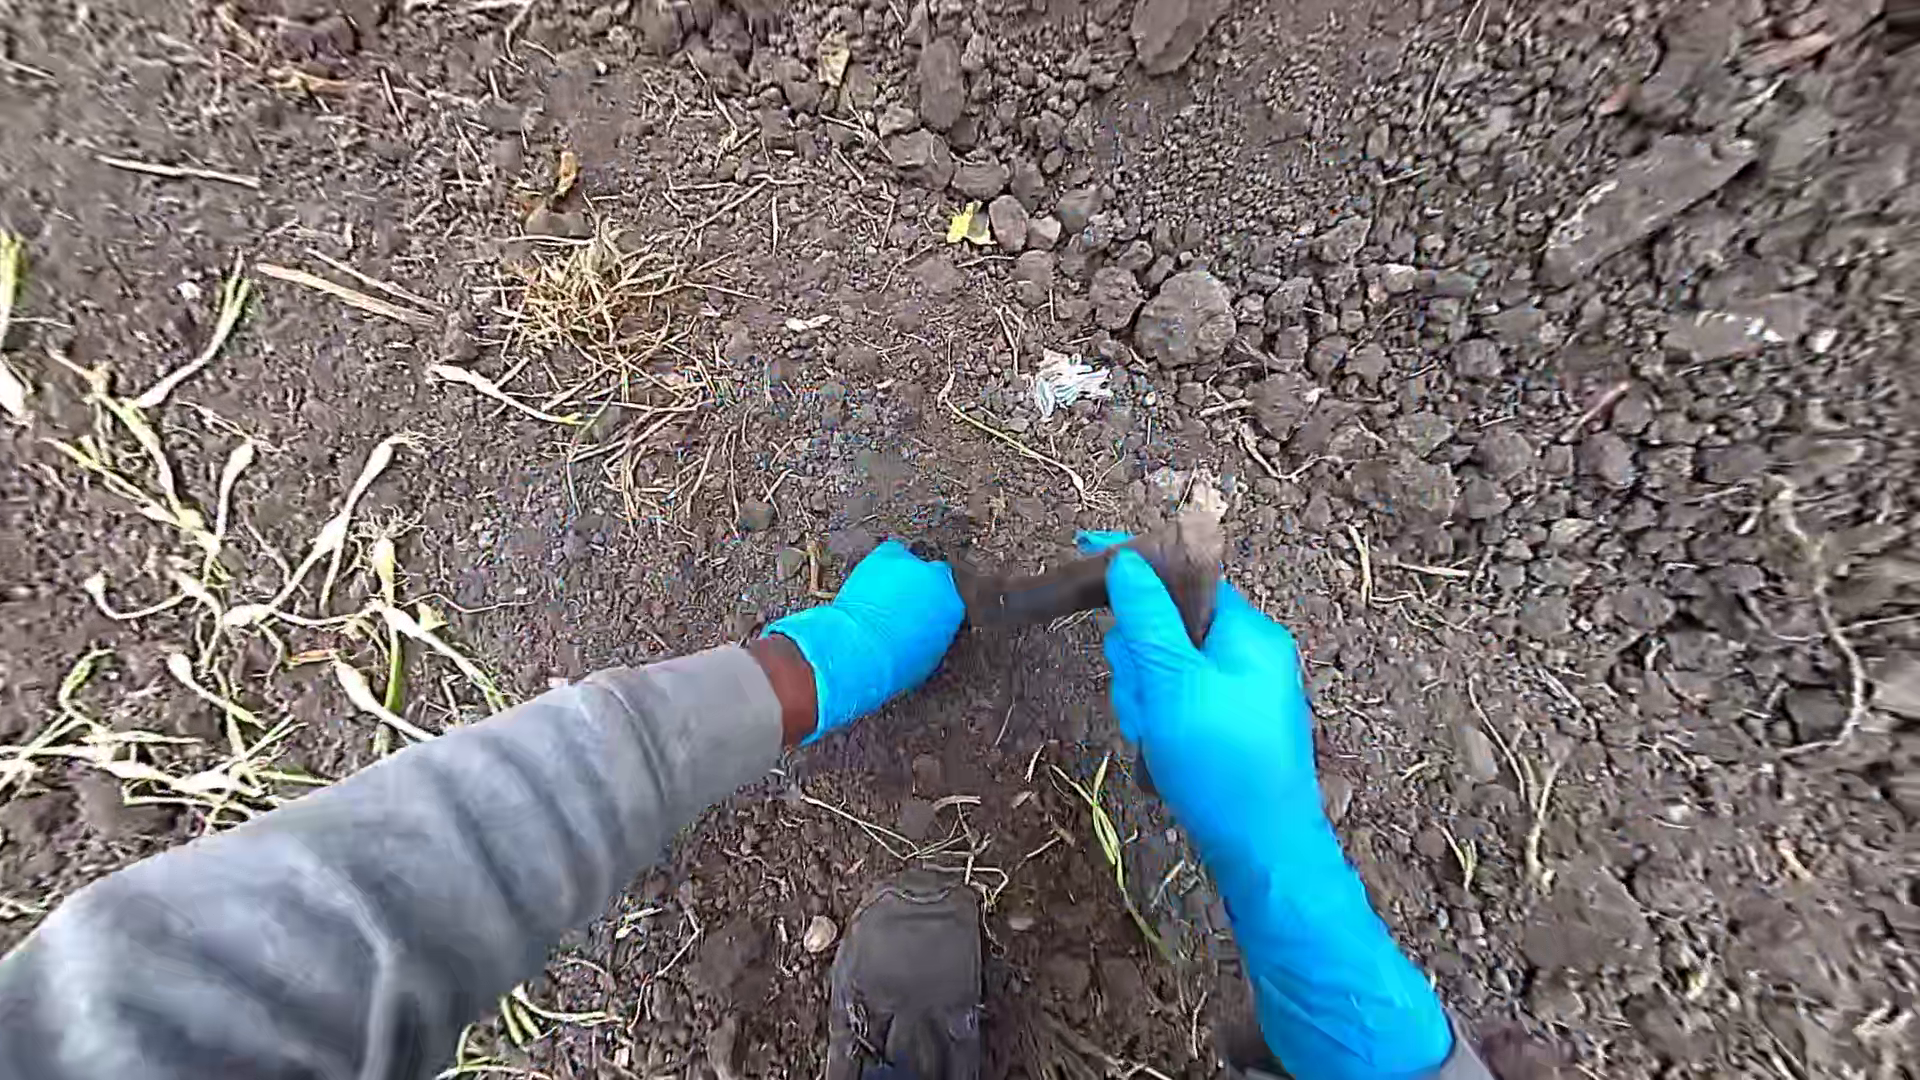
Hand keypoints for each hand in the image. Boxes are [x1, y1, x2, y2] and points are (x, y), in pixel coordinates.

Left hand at [766, 540, 962, 740]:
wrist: (862, 650)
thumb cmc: (891, 663)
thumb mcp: (926, 658)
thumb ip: (933, 636)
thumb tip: (926, 633)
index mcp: (953, 609)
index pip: (950, 600)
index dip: (934, 608)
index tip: (923, 615)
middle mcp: (939, 583)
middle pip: (937, 576)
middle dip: (923, 588)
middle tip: (904, 604)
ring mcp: (914, 566)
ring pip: (912, 563)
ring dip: (901, 576)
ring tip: (883, 596)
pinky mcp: (887, 556)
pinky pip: (890, 553)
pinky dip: (882, 564)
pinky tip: (871, 581)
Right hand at [1099, 547, 1453, 1079]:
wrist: (1260, 853)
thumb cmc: (1220, 760)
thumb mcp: (1174, 682)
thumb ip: (1147, 617)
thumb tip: (1127, 561)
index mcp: (1245, 631)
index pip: (1185, 575)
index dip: (1137, 562)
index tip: (1087, 546)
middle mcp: (1240, 651)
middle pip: (1162, 623)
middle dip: (1137, 658)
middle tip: (1142, 694)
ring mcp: (1229, 686)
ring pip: (1156, 663)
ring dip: (1141, 692)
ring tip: (1152, 729)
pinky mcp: (1215, 717)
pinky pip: (1166, 694)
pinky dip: (1152, 713)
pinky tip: (1157, 744)